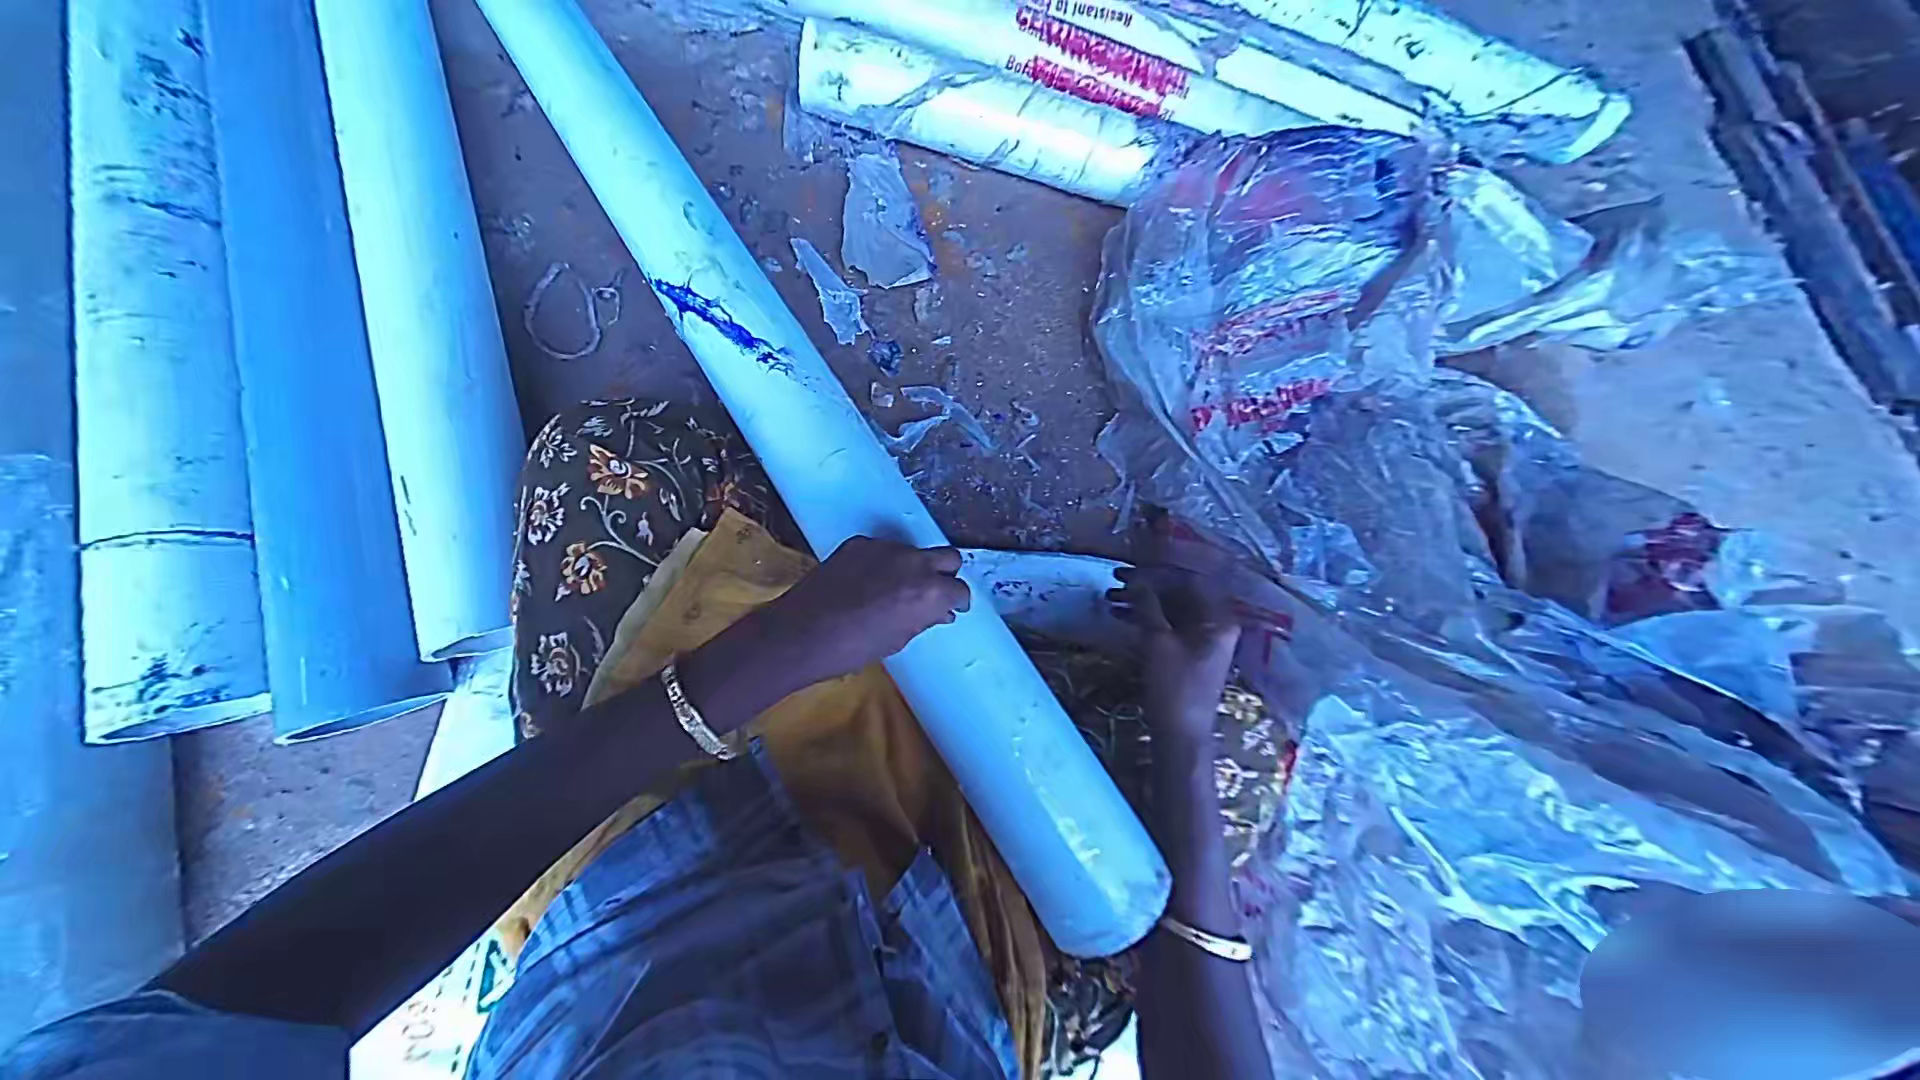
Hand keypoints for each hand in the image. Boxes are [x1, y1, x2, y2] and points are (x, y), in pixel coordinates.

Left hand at [744, 535, 971, 688]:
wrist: (802, 633)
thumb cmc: (855, 648)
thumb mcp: (899, 639)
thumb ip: (924, 619)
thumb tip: (940, 611)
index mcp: (930, 590)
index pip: (960, 588)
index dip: (957, 600)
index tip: (951, 608)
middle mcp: (914, 561)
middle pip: (947, 556)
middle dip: (945, 574)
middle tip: (932, 592)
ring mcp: (885, 547)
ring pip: (913, 551)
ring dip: (913, 566)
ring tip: (894, 588)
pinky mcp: (859, 543)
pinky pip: (883, 549)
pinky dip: (883, 563)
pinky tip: (866, 582)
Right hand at [1109, 517, 1240, 749]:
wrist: (1180, 735)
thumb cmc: (1174, 687)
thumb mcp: (1158, 642)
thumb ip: (1148, 606)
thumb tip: (1136, 580)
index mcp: (1218, 619)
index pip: (1189, 579)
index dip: (1157, 572)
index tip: (1128, 571)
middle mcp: (1214, 624)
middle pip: (1180, 592)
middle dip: (1146, 585)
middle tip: (1115, 582)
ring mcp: (1201, 639)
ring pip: (1170, 608)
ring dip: (1141, 601)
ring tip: (1110, 599)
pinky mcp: (1187, 652)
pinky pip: (1167, 624)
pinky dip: (1145, 618)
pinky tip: (1119, 614)